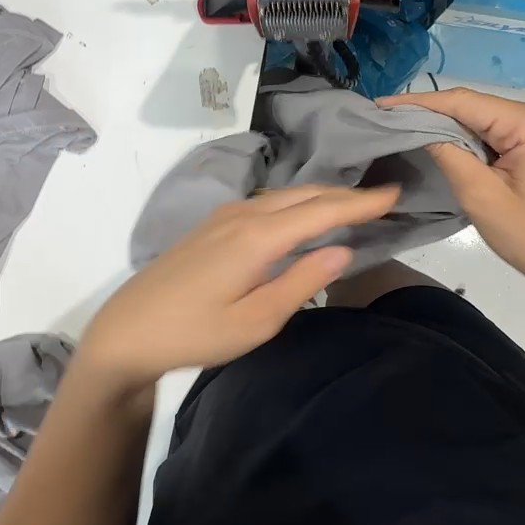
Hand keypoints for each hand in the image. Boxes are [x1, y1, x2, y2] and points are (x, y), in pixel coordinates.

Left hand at [75, 185, 400, 391]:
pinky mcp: (211, 227)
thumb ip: (301, 281)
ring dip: (319, 195)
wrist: (129, 329)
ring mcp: (223, 218)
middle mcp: (242, 216)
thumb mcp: (256, 320)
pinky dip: (294, 203)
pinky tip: (300, 214)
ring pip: (283, 196)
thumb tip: (343, 247)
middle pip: (303, 195)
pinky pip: (265, 203)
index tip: (396, 192)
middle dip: (345, 193)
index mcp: (257, 237)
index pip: (321, 210)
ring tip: (351, 201)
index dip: (361, 201)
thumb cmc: (195, 333)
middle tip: (383, 194)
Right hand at [380, 88, 524, 304]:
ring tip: (417, 134)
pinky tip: (457, 146)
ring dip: (460, 129)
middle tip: (394, 123)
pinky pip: (509, 127)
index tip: (381, 105)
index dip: (420, 102)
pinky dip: (483, 137)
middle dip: (439, 117)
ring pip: (493, 117)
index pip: (466, 102)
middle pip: (481, 107)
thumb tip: (417, 125)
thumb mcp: (482, 198)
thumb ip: (447, 153)